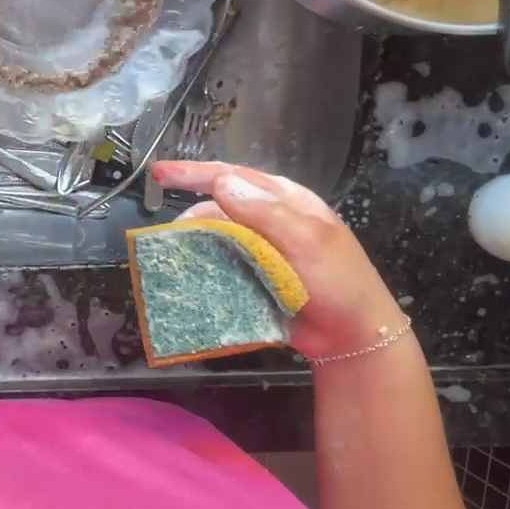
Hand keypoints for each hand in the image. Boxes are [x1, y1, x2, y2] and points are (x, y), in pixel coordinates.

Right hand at [152, 161, 407, 361]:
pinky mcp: (250, 278)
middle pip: (218, 207)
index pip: (234, 176)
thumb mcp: (308, 241)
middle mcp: (267, 220)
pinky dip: (200, 267)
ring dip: (193, 244)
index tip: (158, 173)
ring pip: (214, 237)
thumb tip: (220, 182)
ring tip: (174, 258)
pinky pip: (218, 265)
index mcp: (285, 201)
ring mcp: (258, 250)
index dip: (194, 173)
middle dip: (189, 215)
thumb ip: (266, 212)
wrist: (351, 336)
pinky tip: (187, 276)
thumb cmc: (339, 282)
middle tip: (166, 235)